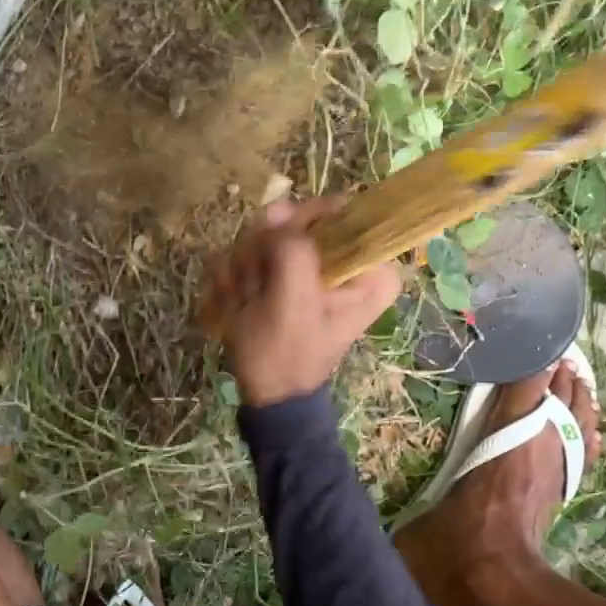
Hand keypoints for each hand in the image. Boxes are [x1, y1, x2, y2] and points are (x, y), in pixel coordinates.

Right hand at [208, 198, 401, 405]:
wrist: (267, 394)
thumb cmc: (285, 355)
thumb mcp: (292, 303)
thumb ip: (291, 249)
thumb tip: (277, 211)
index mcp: (369, 268)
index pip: (336, 212)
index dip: (297, 225)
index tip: (274, 250)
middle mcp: (346, 261)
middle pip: (292, 222)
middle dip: (261, 254)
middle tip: (254, 288)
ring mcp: (310, 267)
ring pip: (264, 236)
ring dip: (243, 268)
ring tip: (243, 301)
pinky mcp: (283, 274)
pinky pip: (248, 252)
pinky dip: (236, 275)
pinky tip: (236, 301)